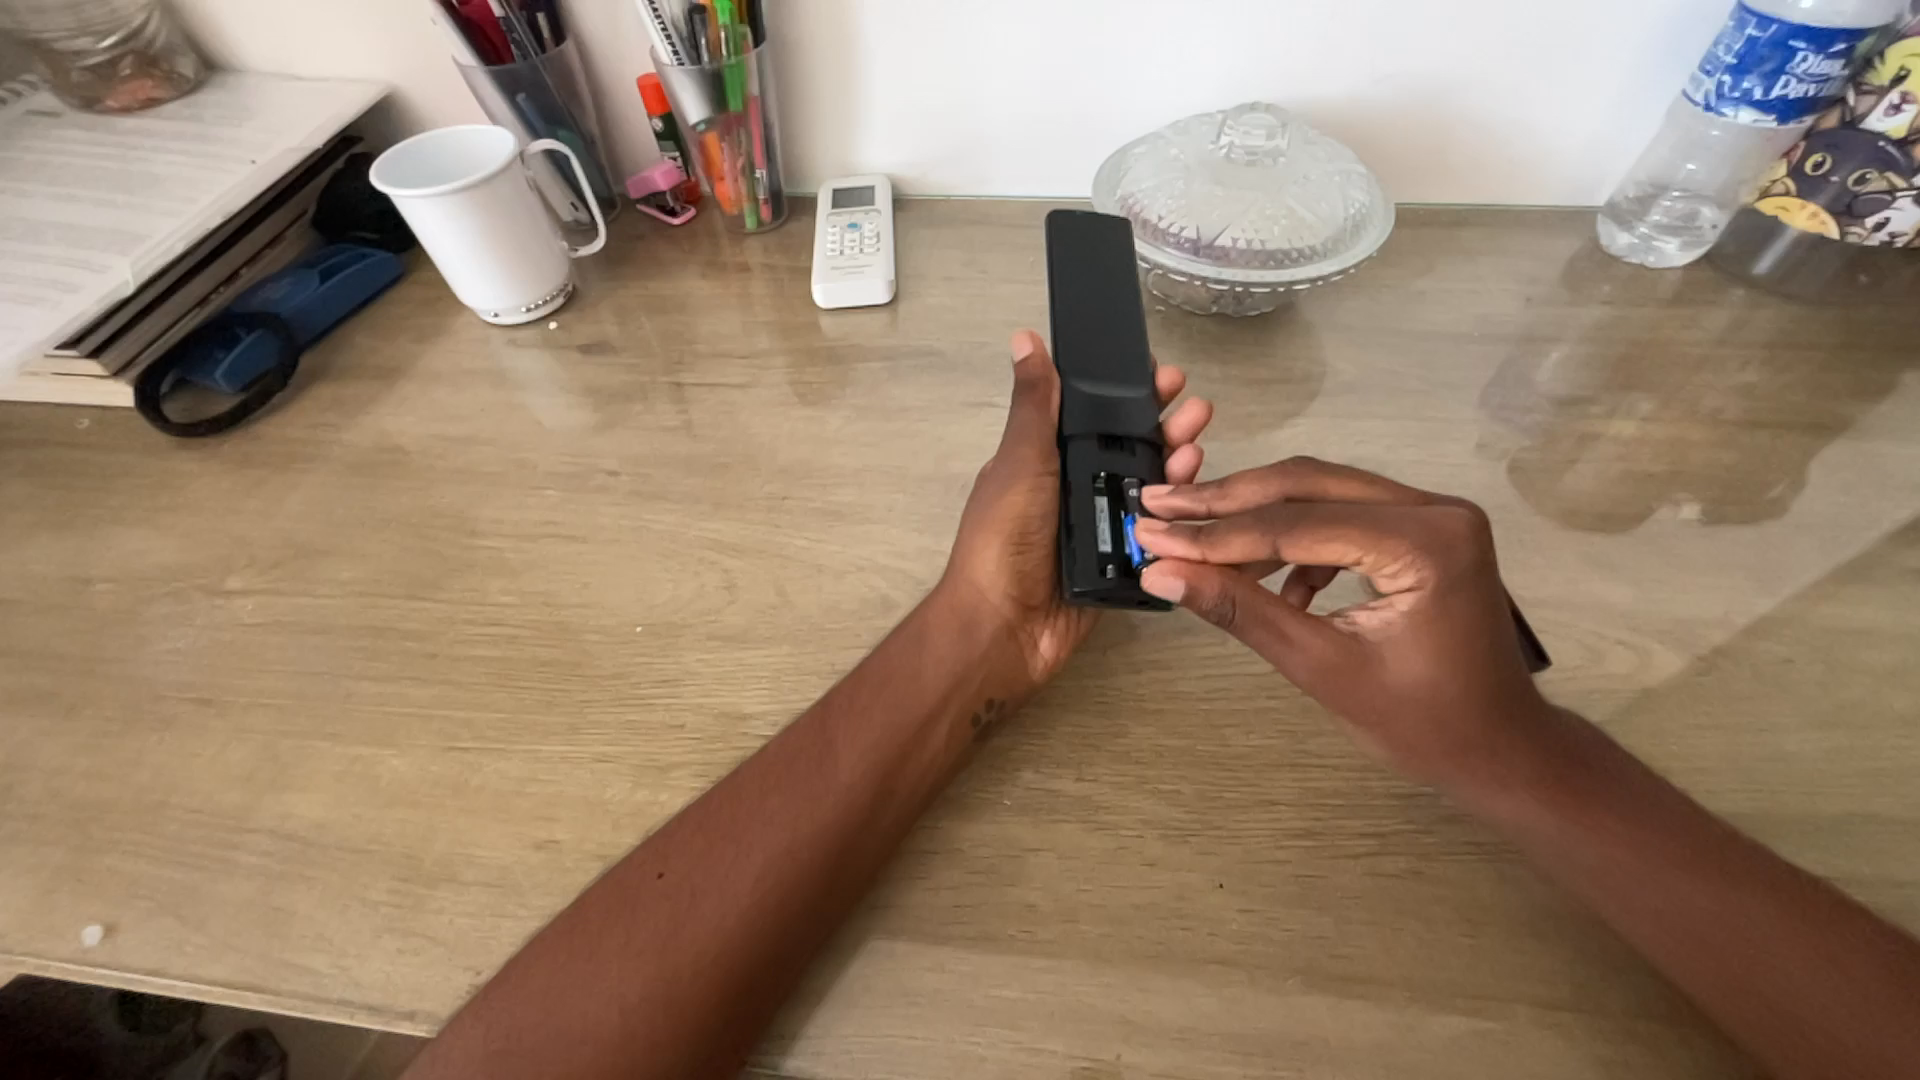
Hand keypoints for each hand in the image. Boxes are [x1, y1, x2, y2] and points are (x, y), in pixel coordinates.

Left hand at [937, 330, 1211, 690]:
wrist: (1005, 624)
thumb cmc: (1002, 537)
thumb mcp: (1019, 460)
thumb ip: (1033, 404)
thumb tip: (1025, 340)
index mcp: (1045, 461)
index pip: (1094, 417)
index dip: (1127, 394)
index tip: (1160, 373)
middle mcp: (1075, 489)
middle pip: (1129, 448)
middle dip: (1163, 423)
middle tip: (1195, 406)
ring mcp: (1100, 527)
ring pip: (1148, 487)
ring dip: (1177, 460)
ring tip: (1199, 437)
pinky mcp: (1121, 563)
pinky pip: (1156, 531)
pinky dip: (1178, 511)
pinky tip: (1196, 489)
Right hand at [1132, 457, 1557, 793]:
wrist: (1499, 748)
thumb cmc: (1421, 723)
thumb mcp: (1319, 667)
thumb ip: (1239, 609)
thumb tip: (1160, 572)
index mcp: (1424, 542)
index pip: (1293, 526)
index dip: (1212, 534)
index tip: (1149, 533)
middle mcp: (1433, 508)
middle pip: (1303, 486)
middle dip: (1223, 502)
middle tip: (1156, 508)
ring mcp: (1431, 512)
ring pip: (1316, 492)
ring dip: (1250, 515)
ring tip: (1191, 537)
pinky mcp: (1420, 527)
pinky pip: (1337, 514)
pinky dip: (1290, 538)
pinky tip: (1264, 576)